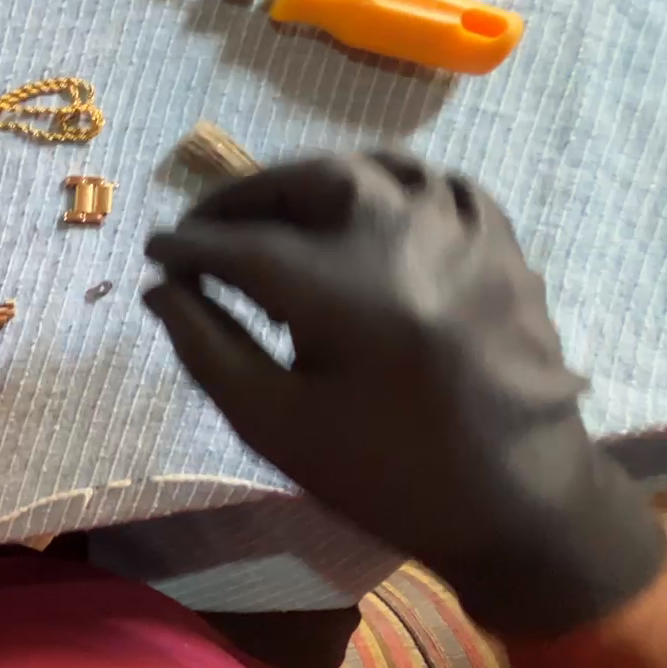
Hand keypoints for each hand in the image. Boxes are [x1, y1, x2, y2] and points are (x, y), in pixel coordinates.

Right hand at [142, 154, 665, 635]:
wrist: (514, 500)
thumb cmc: (375, 469)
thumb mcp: (267, 418)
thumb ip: (204, 344)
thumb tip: (158, 291)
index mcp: (341, 291)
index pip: (240, 246)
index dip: (186, 246)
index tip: (152, 251)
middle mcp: (404, 239)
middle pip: (307, 181)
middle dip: (240, 198)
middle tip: (199, 227)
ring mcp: (463, 232)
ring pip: (370, 168)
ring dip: (302, 182)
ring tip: (264, 214)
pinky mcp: (499, 243)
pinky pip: (431, 181)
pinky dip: (374, 184)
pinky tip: (349, 214)